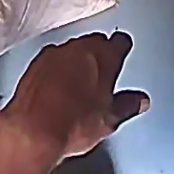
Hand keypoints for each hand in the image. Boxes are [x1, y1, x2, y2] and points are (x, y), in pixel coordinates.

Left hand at [0, 32, 149, 163]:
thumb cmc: (72, 124)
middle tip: (101, 76)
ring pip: (73, 50)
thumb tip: (140, 101)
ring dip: (77, 61)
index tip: (123, 52)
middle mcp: (81, 48)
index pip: (120, 42)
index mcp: (105, 56)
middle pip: (95, 42)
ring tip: (77, 87)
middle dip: (99, 55)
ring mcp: (57, 52)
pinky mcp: (36, 61)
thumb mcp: (110, 120)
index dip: (122, 48)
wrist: (33, 131)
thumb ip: (128, 105)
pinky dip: (56, 69)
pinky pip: (52, 59)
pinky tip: (55, 88)